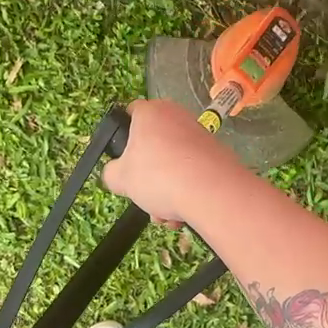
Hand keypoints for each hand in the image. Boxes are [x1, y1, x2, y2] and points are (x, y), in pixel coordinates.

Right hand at [102, 99, 245, 224]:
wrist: (211, 191)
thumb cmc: (158, 176)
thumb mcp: (121, 179)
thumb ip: (111, 174)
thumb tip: (115, 173)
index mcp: (150, 112)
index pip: (130, 112)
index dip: (123, 135)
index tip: (124, 158)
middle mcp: (176, 116)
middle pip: (154, 145)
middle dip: (148, 178)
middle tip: (146, 197)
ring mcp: (199, 134)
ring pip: (174, 164)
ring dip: (167, 192)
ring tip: (166, 216)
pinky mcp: (216, 153)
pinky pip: (193, 172)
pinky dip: (187, 192)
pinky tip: (183, 214)